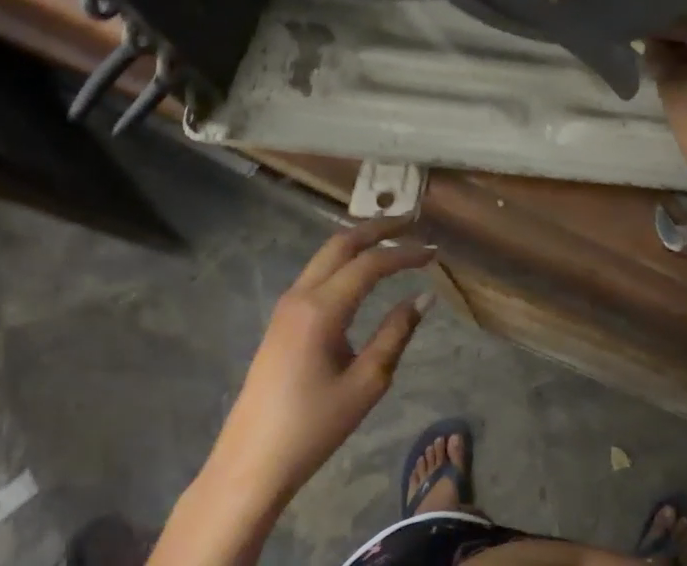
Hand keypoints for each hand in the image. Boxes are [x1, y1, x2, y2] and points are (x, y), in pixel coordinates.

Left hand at [201, 217, 434, 505]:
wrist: (251, 464)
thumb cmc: (313, 427)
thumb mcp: (366, 383)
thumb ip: (396, 333)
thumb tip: (423, 296)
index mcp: (321, 310)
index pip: (370, 264)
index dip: (405, 254)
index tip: (435, 252)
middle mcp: (300, 297)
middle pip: (340, 244)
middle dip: (377, 229)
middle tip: (412, 222)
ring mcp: (285, 308)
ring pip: (325, 257)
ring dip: (359, 243)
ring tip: (393, 242)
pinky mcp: (281, 322)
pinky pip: (317, 275)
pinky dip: (344, 262)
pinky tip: (362, 273)